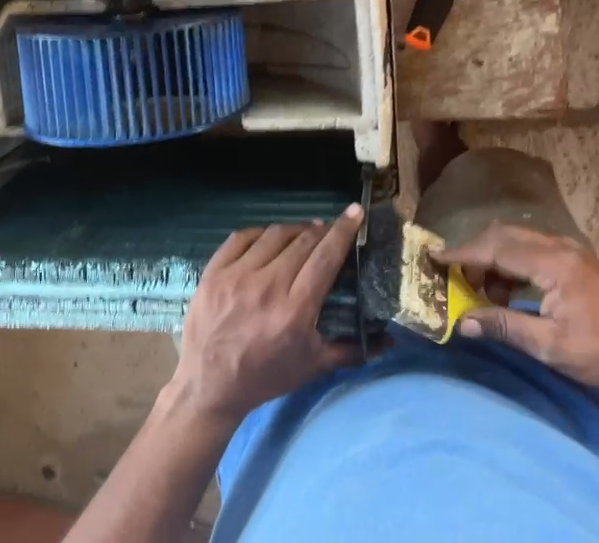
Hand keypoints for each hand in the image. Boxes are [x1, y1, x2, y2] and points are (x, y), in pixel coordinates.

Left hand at [165, 205, 365, 421]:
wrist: (210, 386)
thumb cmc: (266, 376)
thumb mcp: (313, 366)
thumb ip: (352, 350)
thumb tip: (389, 342)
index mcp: (295, 310)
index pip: (325, 257)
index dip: (343, 231)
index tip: (355, 212)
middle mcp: (267, 287)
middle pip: (302, 241)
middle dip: (322, 231)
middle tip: (329, 232)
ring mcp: (236, 277)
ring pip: (274, 235)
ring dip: (294, 230)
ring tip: (302, 235)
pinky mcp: (214, 273)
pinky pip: (241, 237)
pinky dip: (261, 233)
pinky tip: (269, 239)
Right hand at [436, 223, 598, 389]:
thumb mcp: (551, 347)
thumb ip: (505, 327)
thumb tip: (462, 322)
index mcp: (554, 263)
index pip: (496, 248)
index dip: (462, 252)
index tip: (433, 257)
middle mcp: (559, 247)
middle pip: (503, 235)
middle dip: (474, 253)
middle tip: (453, 278)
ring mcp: (569, 251)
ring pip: (516, 240)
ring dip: (492, 259)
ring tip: (481, 293)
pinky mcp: (574, 260)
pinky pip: (531, 249)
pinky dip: (510, 263)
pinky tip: (506, 292)